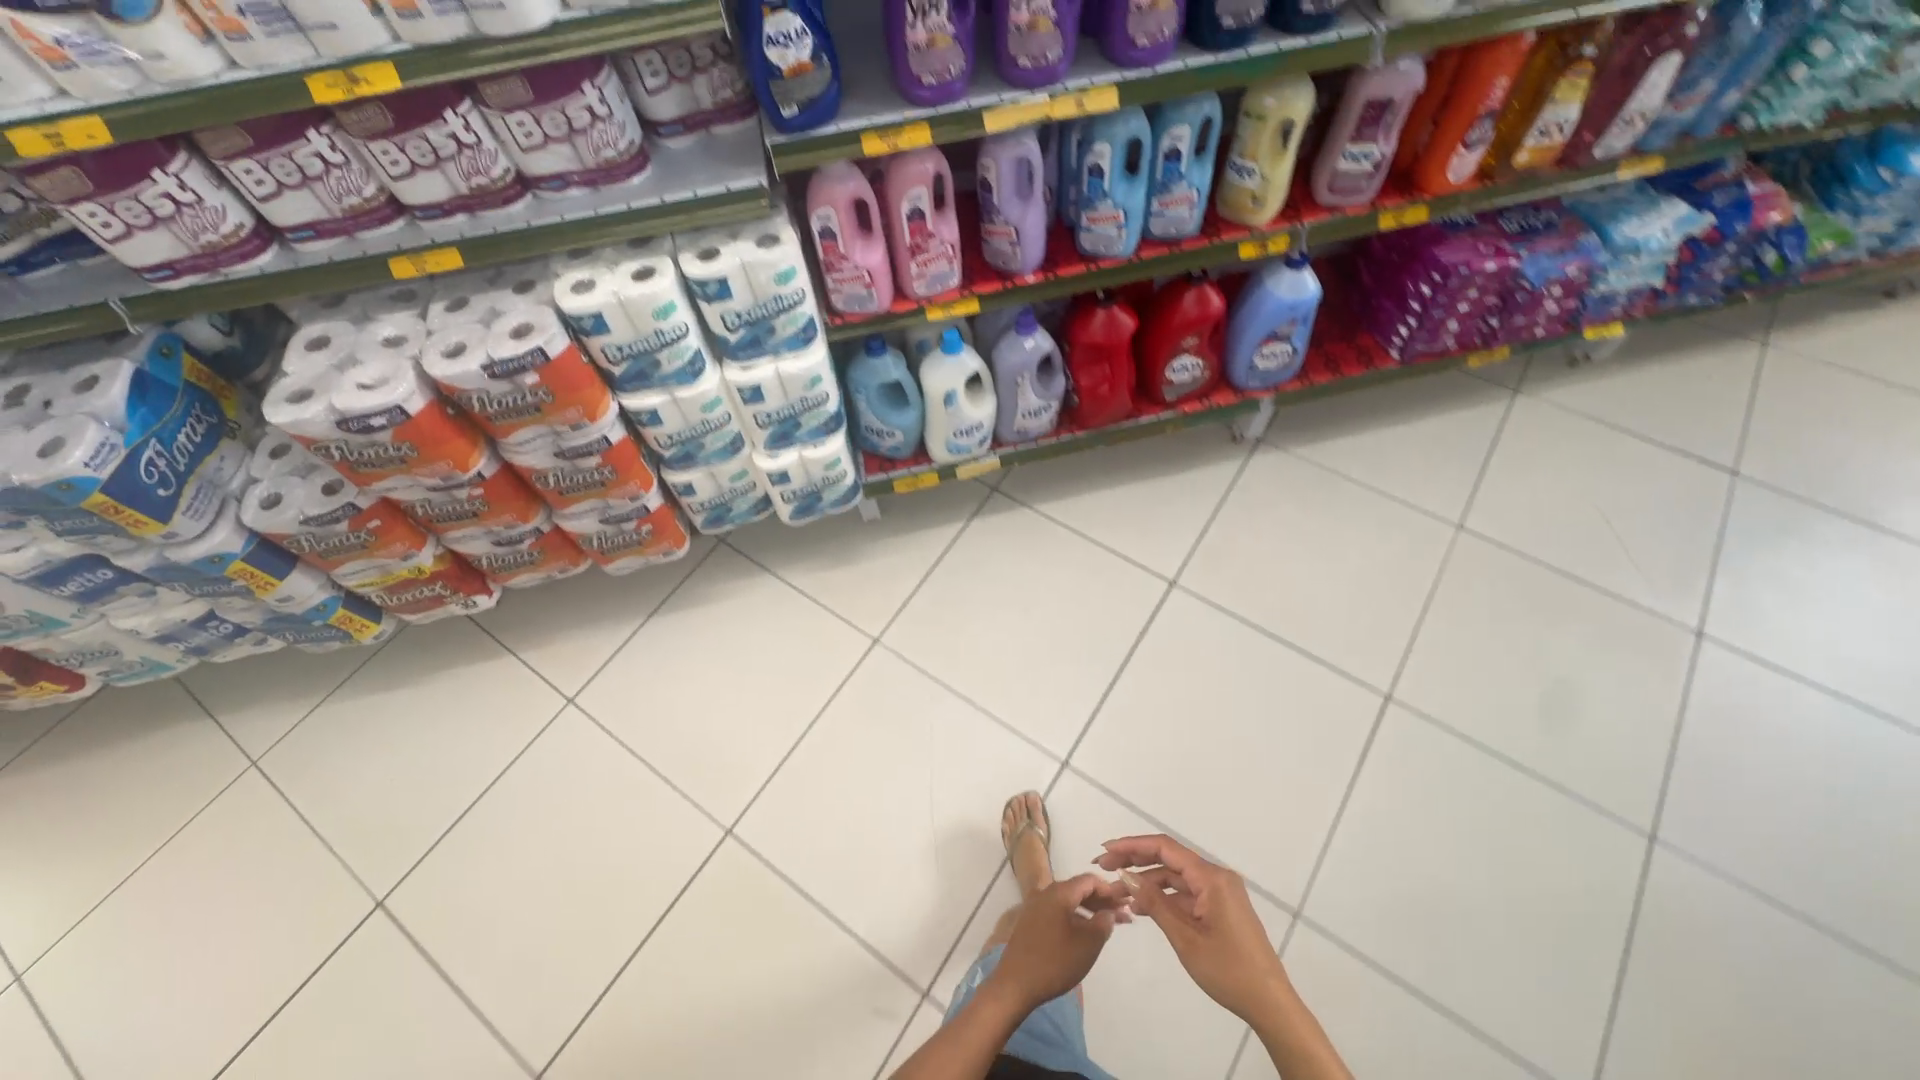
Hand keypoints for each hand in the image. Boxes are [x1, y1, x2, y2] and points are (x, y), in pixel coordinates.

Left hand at [987, 873, 1132, 1012]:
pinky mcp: (1030, 923)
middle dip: (1102, 901)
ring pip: (1068, 902)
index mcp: (1059, 892)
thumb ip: (1104, 923)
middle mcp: (1044, 893)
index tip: (1126, 902)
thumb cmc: (1055, 962)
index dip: (1110, 889)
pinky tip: (1085, 934)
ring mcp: (1034, 908)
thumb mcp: (1088, 944)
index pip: (1089, 880)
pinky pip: (1057, 913)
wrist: (1015, 984)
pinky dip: (1074, 918)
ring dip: (1089, 911)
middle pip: (1078, 890)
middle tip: (1123, 916)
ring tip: (1108, 927)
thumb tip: (1109, 912)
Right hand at [1095, 834, 1286, 1021]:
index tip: (1105, 851)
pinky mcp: (1221, 908)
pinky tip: (1143, 909)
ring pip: (1176, 878)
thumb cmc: (1227, 970)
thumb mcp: (1184, 937)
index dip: (1132, 846)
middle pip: (1170, 859)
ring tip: (1117, 894)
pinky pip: (1187, 894)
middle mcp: (1217, 878)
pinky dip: (1165, 898)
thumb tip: (1126, 876)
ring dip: (1148, 883)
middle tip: (1104, 867)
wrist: (1268, 1002)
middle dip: (1135, 861)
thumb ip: (1155, 902)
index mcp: (1212, 878)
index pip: (1165, 848)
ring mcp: (1221, 893)